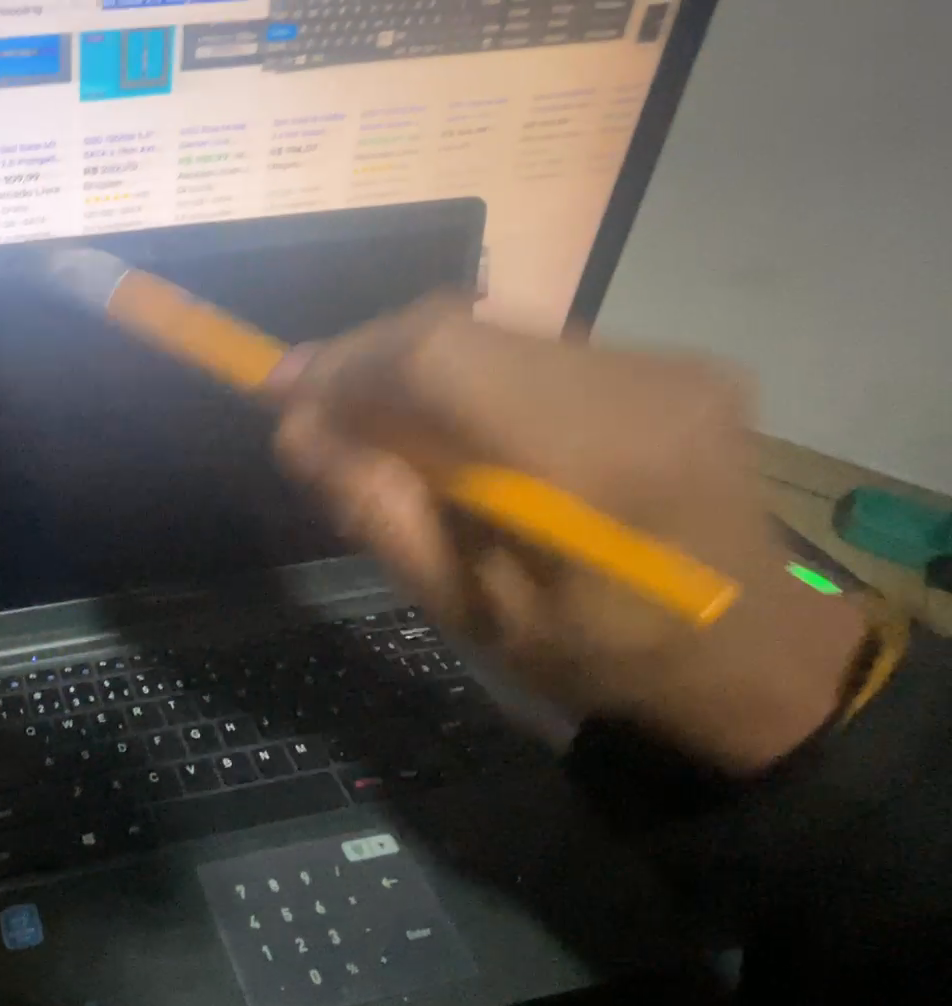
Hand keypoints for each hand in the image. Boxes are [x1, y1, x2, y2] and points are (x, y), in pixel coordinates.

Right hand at [269, 296, 866, 773]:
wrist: (751, 655)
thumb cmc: (591, 654)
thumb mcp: (459, 606)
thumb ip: (375, 509)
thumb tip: (293, 428)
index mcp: (587, 464)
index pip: (437, 355)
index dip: (343, 360)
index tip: (277, 390)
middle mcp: (636, 385)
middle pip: (456, 327)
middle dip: (364, 361)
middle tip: (312, 410)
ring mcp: (664, 364)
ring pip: (489, 331)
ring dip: (410, 368)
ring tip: (372, 423)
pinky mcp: (669, 362)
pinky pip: (527, 347)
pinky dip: (463, 375)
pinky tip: (450, 426)